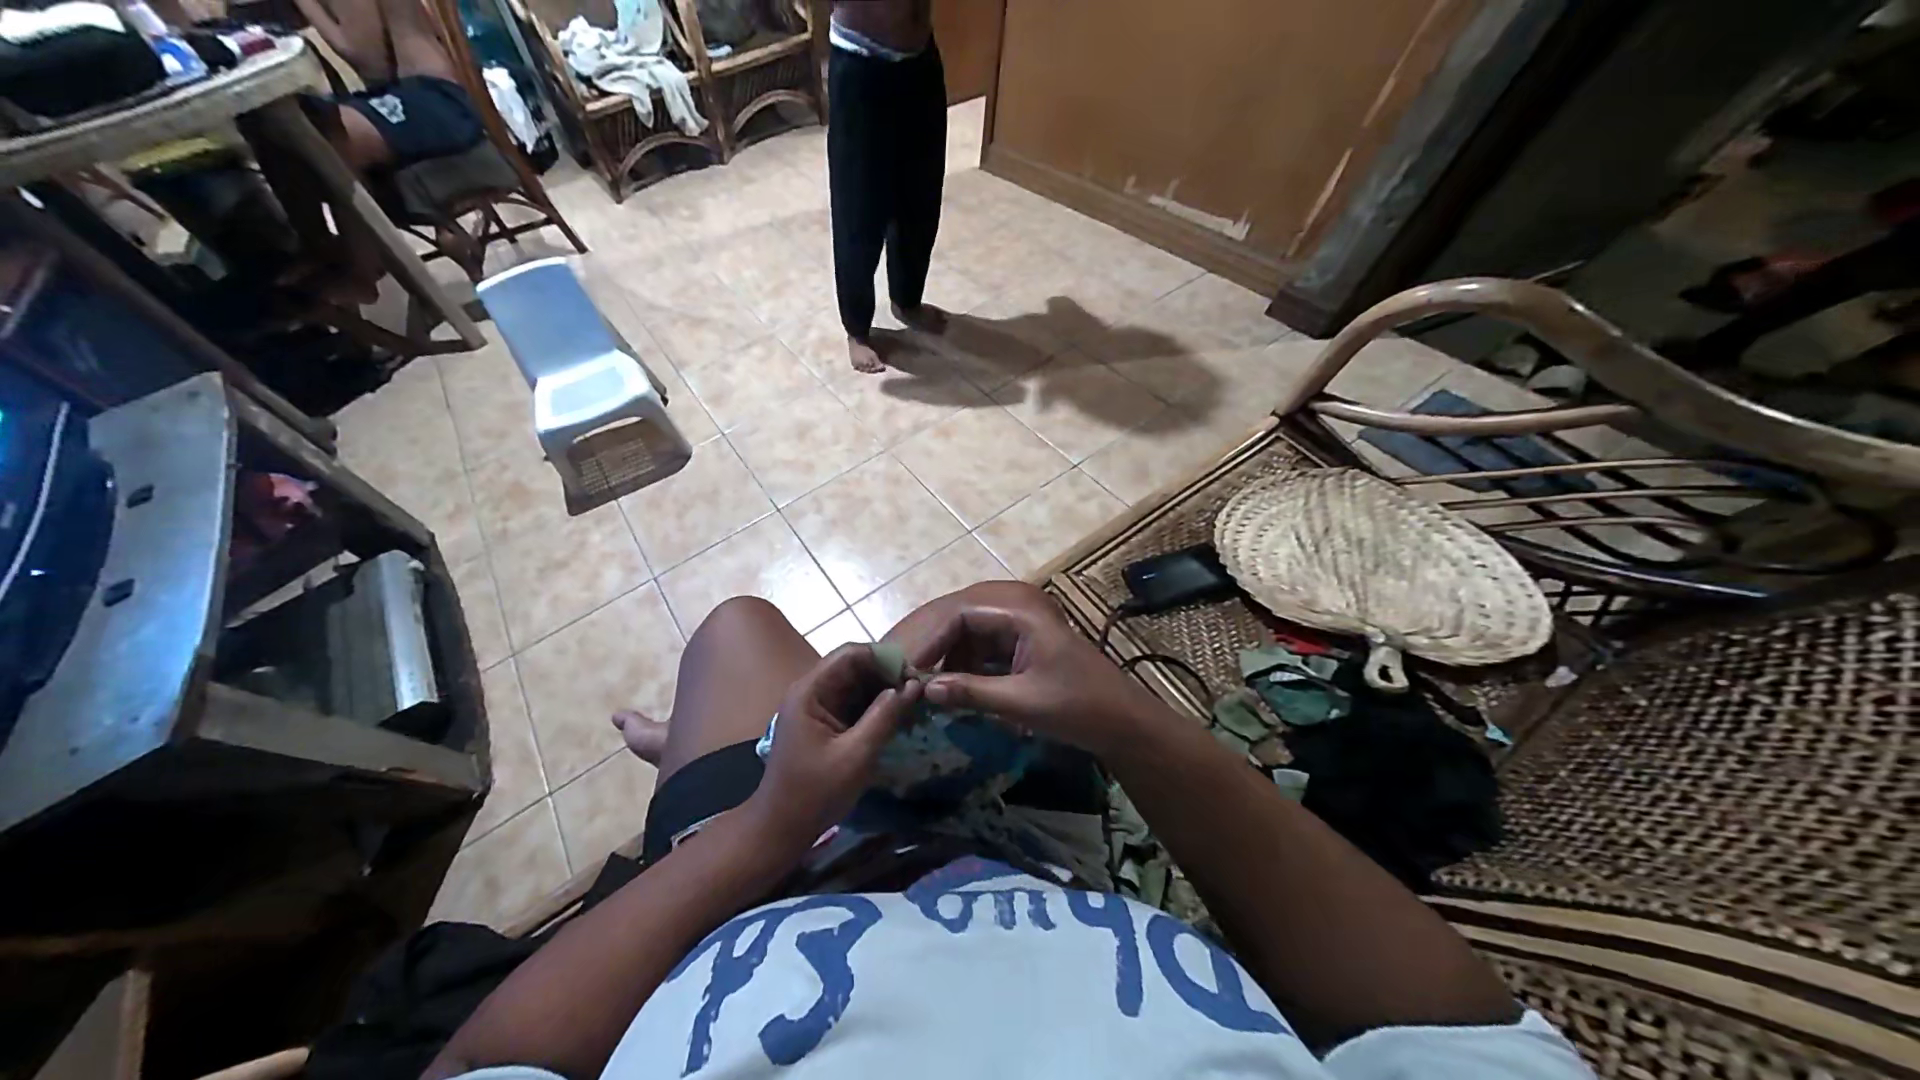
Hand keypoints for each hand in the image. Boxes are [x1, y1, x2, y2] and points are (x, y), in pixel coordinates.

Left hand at [742, 644, 919, 857]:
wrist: (781, 829)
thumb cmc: (815, 792)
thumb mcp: (856, 755)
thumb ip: (885, 716)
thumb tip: (914, 685)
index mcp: (811, 691)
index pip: (851, 654)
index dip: (885, 659)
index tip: (914, 678)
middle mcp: (813, 691)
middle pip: (856, 666)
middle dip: (889, 676)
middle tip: (920, 694)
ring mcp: (819, 707)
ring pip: (859, 684)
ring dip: (886, 691)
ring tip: (916, 706)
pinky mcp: (827, 723)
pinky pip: (856, 703)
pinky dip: (878, 707)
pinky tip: (900, 719)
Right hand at [918, 597, 1171, 758]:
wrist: (1121, 720)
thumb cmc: (1079, 707)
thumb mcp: (1022, 702)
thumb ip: (971, 691)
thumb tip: (922, 688)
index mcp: (1021, 609)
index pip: (959, 612)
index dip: (928, 638)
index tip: (904, 667)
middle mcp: (1016, 603)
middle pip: (957, 612)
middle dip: (927, 639)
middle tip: (897, 666)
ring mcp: (1017, 619)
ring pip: (964, 626)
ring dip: (941, 651)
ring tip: (914, 677)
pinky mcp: (1017, 637)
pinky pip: (977, 641)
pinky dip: (959, 660)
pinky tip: (943, 682)